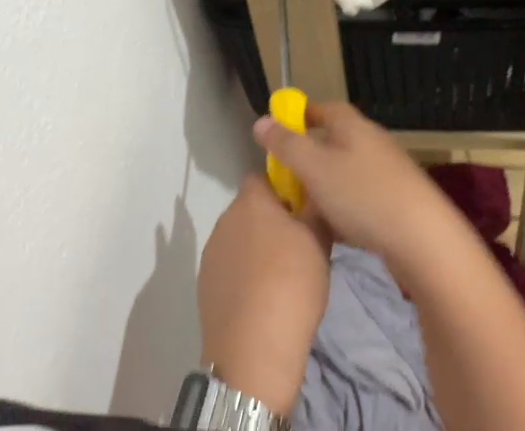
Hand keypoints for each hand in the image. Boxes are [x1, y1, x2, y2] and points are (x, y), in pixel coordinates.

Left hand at [197, 175, 330, 415]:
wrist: (254, 347)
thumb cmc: (292, 283)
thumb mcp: (319, 242)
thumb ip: (315, 211)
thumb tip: (313, 195)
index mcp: (251, 202)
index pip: (262, 178)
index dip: (282, 189)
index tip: (301, 211)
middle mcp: (225, 219)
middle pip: (249, 209)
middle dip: (270, 221)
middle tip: (297, 246)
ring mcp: (211, 252)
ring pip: (237, 238)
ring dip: (255, 248)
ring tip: (280, 277)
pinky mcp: (204, 283)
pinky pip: (228, 267)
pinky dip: (242, 275)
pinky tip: (260, 298)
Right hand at [253, 101, 461, 263]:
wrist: (424, 240)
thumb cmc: (363, 196)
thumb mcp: (315, 167)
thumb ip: (286, 144)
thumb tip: (261, 120)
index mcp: (354, 126)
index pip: (324, 108)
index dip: (300, 115)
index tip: (279, 131)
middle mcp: (373, 142)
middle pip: (335, 141)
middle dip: (309, 156)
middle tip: (285, 176)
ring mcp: (389, 173)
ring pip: (346, 172)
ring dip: (325, 185)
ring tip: (304, 208)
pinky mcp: (398, 202)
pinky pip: (361, 198)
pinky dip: (344, 207)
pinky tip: (334, 230)